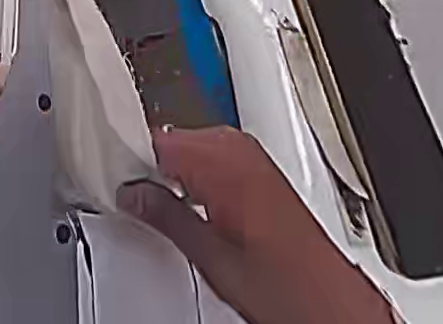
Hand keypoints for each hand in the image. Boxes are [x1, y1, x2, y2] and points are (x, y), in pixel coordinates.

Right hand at [119, 127, 396, 323]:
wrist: (334, 302)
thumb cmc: (288, 287)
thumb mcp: (212, 258)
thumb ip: (166, 216)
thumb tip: (132, 193)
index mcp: (221, 160)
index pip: (155, 140)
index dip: (126, 156)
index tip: (108, 172)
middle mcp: (235, 146)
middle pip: (169, 140)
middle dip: (147, 165)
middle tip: (127, 194)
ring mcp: (247, 152)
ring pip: (187, 145)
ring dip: (168, 168)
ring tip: (153, 202)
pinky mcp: (254, 162)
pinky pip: (207, 152)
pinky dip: (190, 170)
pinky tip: (184, 198)